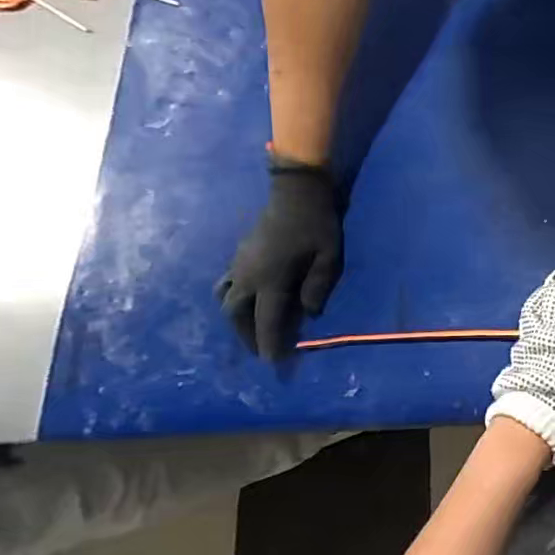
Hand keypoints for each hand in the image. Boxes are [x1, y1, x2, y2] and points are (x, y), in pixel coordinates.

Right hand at [216, 159, 342, 358]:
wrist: (296, 191)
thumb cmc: (317, 224)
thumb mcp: (328, 257)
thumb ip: (317, 288)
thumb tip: (308, 314)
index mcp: (270, 280)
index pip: (266, 321)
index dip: (269, 345)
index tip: (273, 363)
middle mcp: (248, 276)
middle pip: (237, 315)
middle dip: (247, 337)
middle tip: (262, 350)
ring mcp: (239, 264)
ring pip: (226, 301)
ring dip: (236, 321)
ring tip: (251, 331)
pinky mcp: (238, 255)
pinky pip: (226, 285)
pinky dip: (233, 301)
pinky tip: (248, 303)